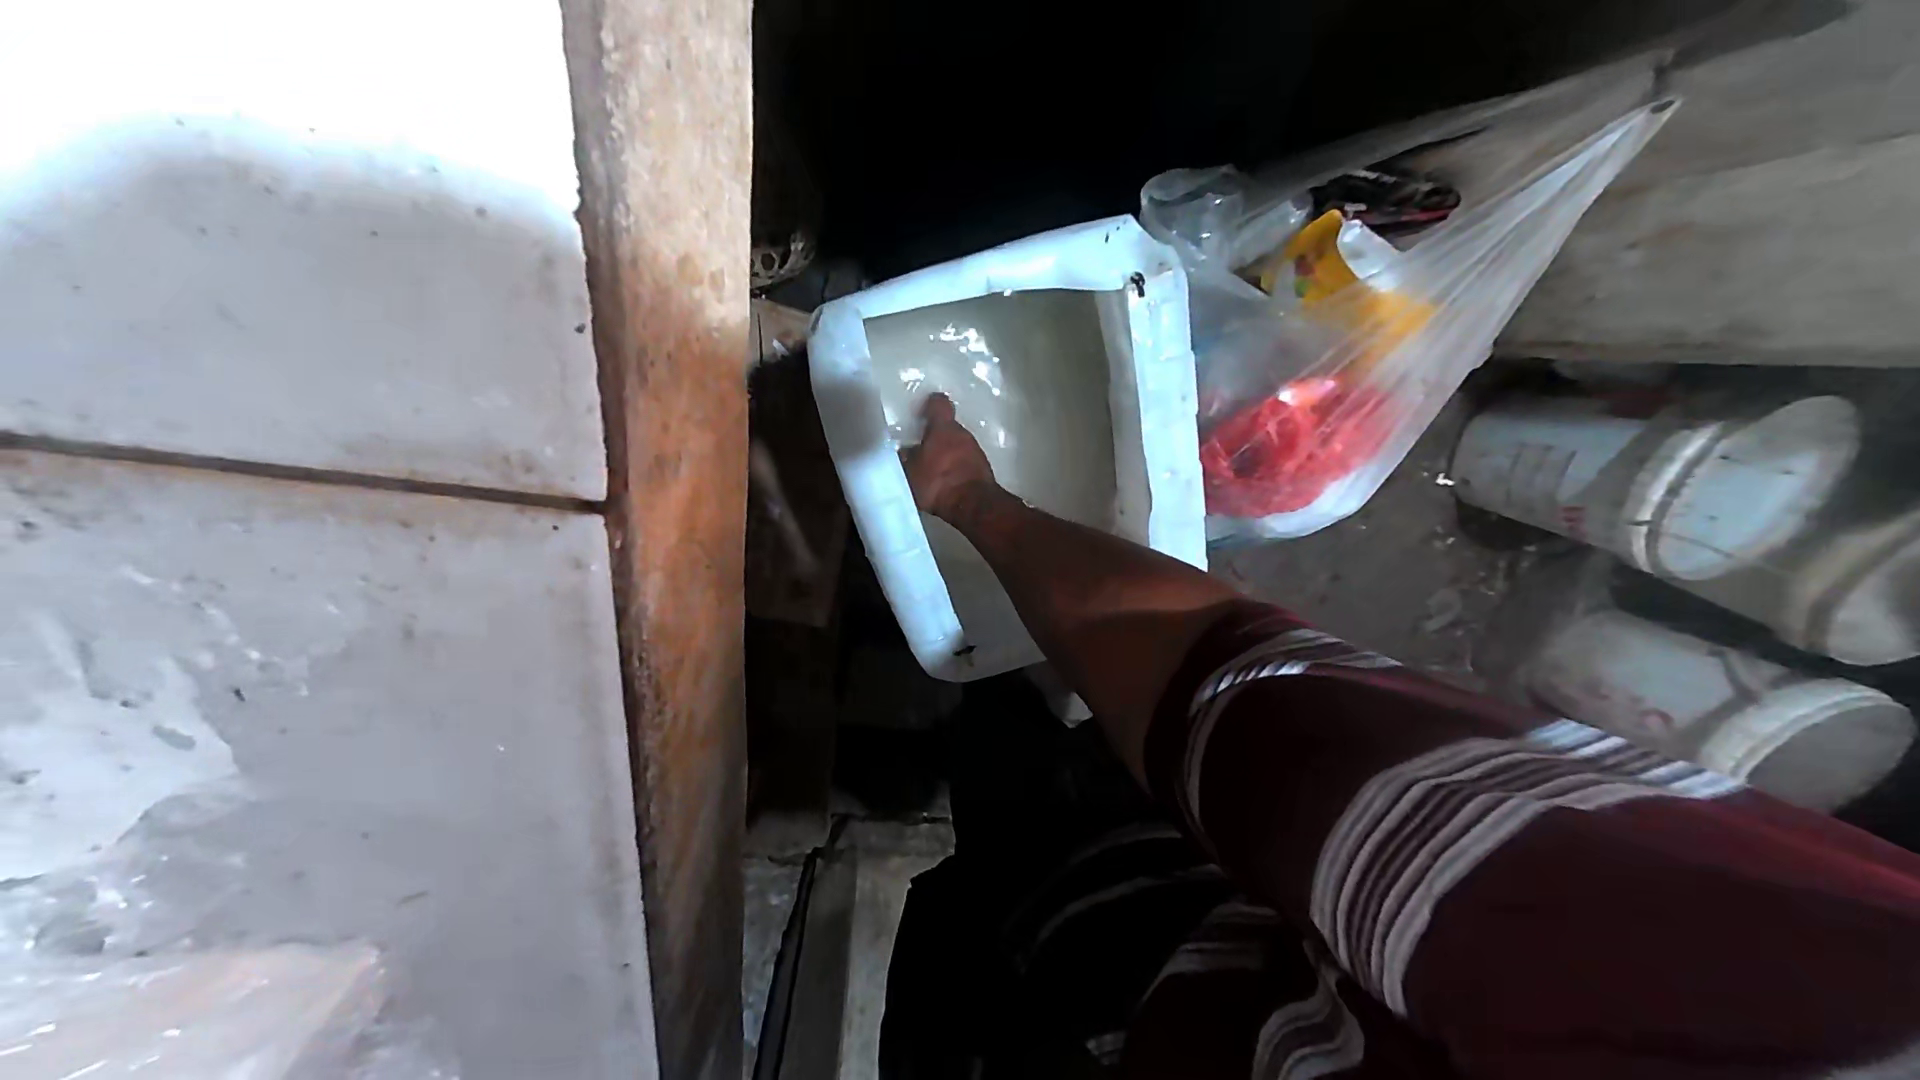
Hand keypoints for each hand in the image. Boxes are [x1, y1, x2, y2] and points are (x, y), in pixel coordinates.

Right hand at [902, 393, 997, 522]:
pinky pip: (965, 461)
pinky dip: (956, 467)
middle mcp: (962, 434)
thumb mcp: (911, 472)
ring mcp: (976, 451)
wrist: (972, 505)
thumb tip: (907, 451)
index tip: (923, 411)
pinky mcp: (983, 468)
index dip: (931, 405)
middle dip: (936, 436)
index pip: (939, 404)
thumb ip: (907, 458)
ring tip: (933, 469)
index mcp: (943, 428)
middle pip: (948, 427)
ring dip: (947, 453)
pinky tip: (946, 481)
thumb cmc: (938, 482)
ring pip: (958, 445)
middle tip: (922, 448)